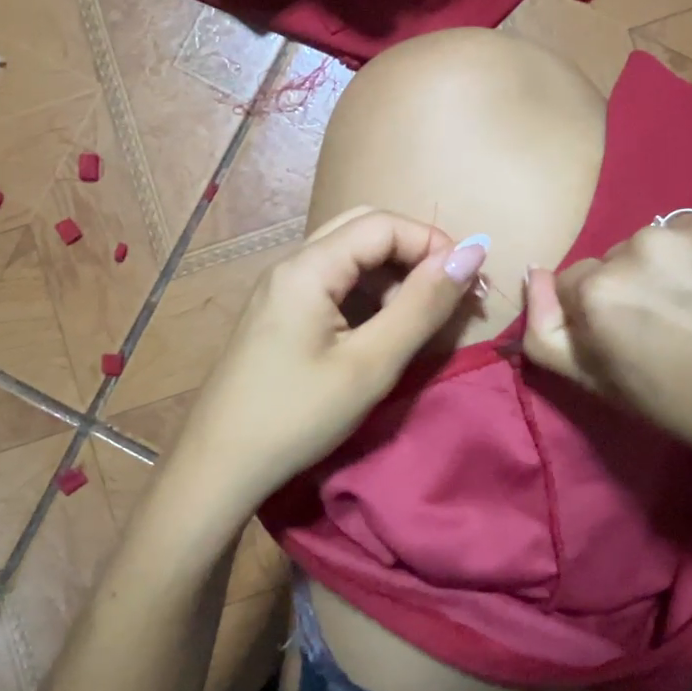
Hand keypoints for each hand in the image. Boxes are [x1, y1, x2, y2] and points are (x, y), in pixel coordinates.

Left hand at [170, 206, 488, 507]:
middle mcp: (291, 265)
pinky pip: (332, 283)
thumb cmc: (298, 416)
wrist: (220, 465)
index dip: (433, 243)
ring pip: (349, 256)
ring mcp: (281, 289)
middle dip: (414, 253)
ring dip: (392, 276)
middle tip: (448, 295)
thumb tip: (472, 253)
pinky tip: (381, 333)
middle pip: (364, 229)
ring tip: (420, 320)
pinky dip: (367, 295)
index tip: (469, 284)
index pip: (384, 224)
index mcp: (308, 267)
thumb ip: (422, 305)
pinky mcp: (279, 314)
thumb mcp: (371, 364)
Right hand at [521, 193, 691, 495]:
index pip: (585, 281)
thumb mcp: (615, 393)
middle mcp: (650, 242)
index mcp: (604, 291)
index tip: (652, 341)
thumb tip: (532, 273)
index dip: (615, 314)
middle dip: (657, 283)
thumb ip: (553, 338)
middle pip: (636, 253)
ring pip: (691, 232)